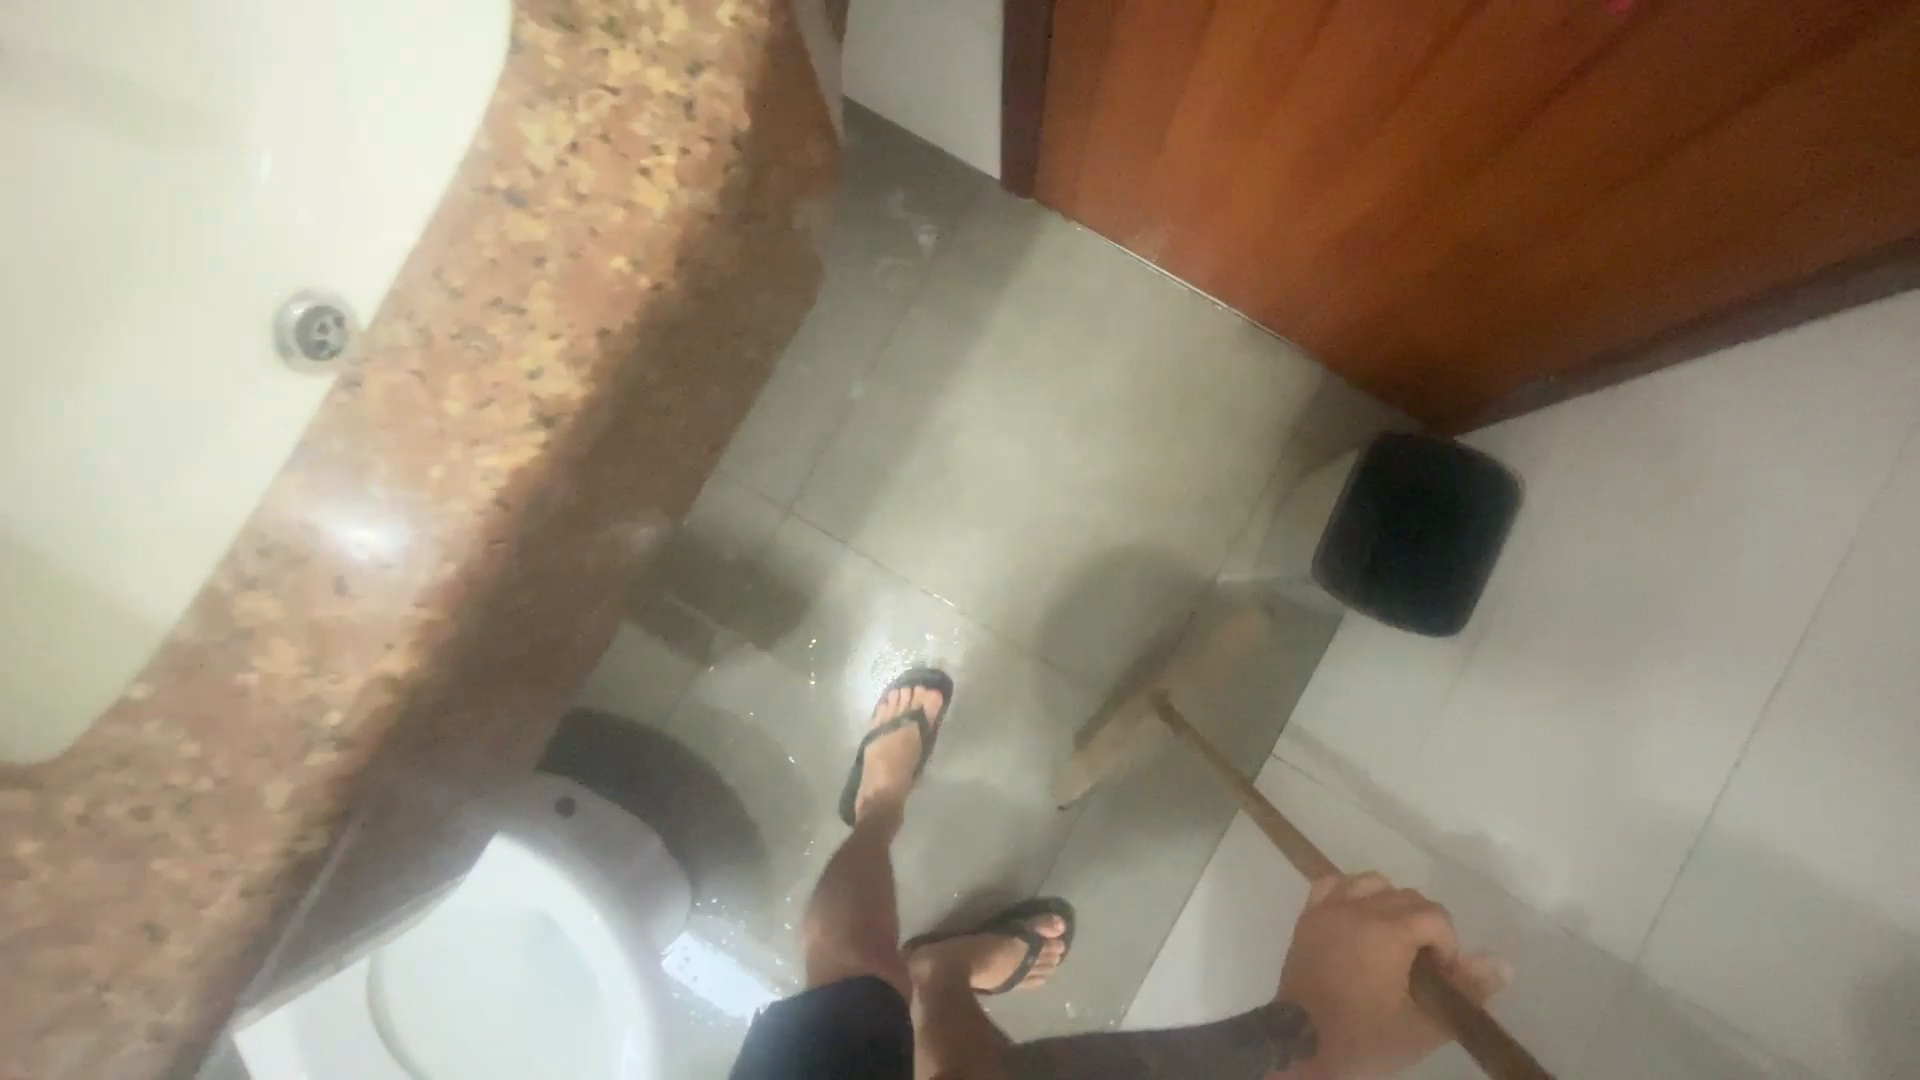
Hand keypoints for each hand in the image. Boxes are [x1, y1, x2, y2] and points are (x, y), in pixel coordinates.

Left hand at [1277, 872, 1509, 1078]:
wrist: (1303, 1044)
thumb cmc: (1366, 1039)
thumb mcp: (1425, 1025)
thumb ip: (1467, 990)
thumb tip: (1502, 962)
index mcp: (1386, 932)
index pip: (1435, 915)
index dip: (1448, 947)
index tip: (1439, 980)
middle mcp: (1356, 908)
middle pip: (1407, 897)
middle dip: (1425, 928)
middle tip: (1421, 968)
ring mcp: (1328, 908)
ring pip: (1372, 883)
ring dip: (1391, 905)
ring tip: (1394, 945)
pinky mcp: (1307, 914)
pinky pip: (1334, 884)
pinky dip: (1353, 894)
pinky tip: (1360, 922)